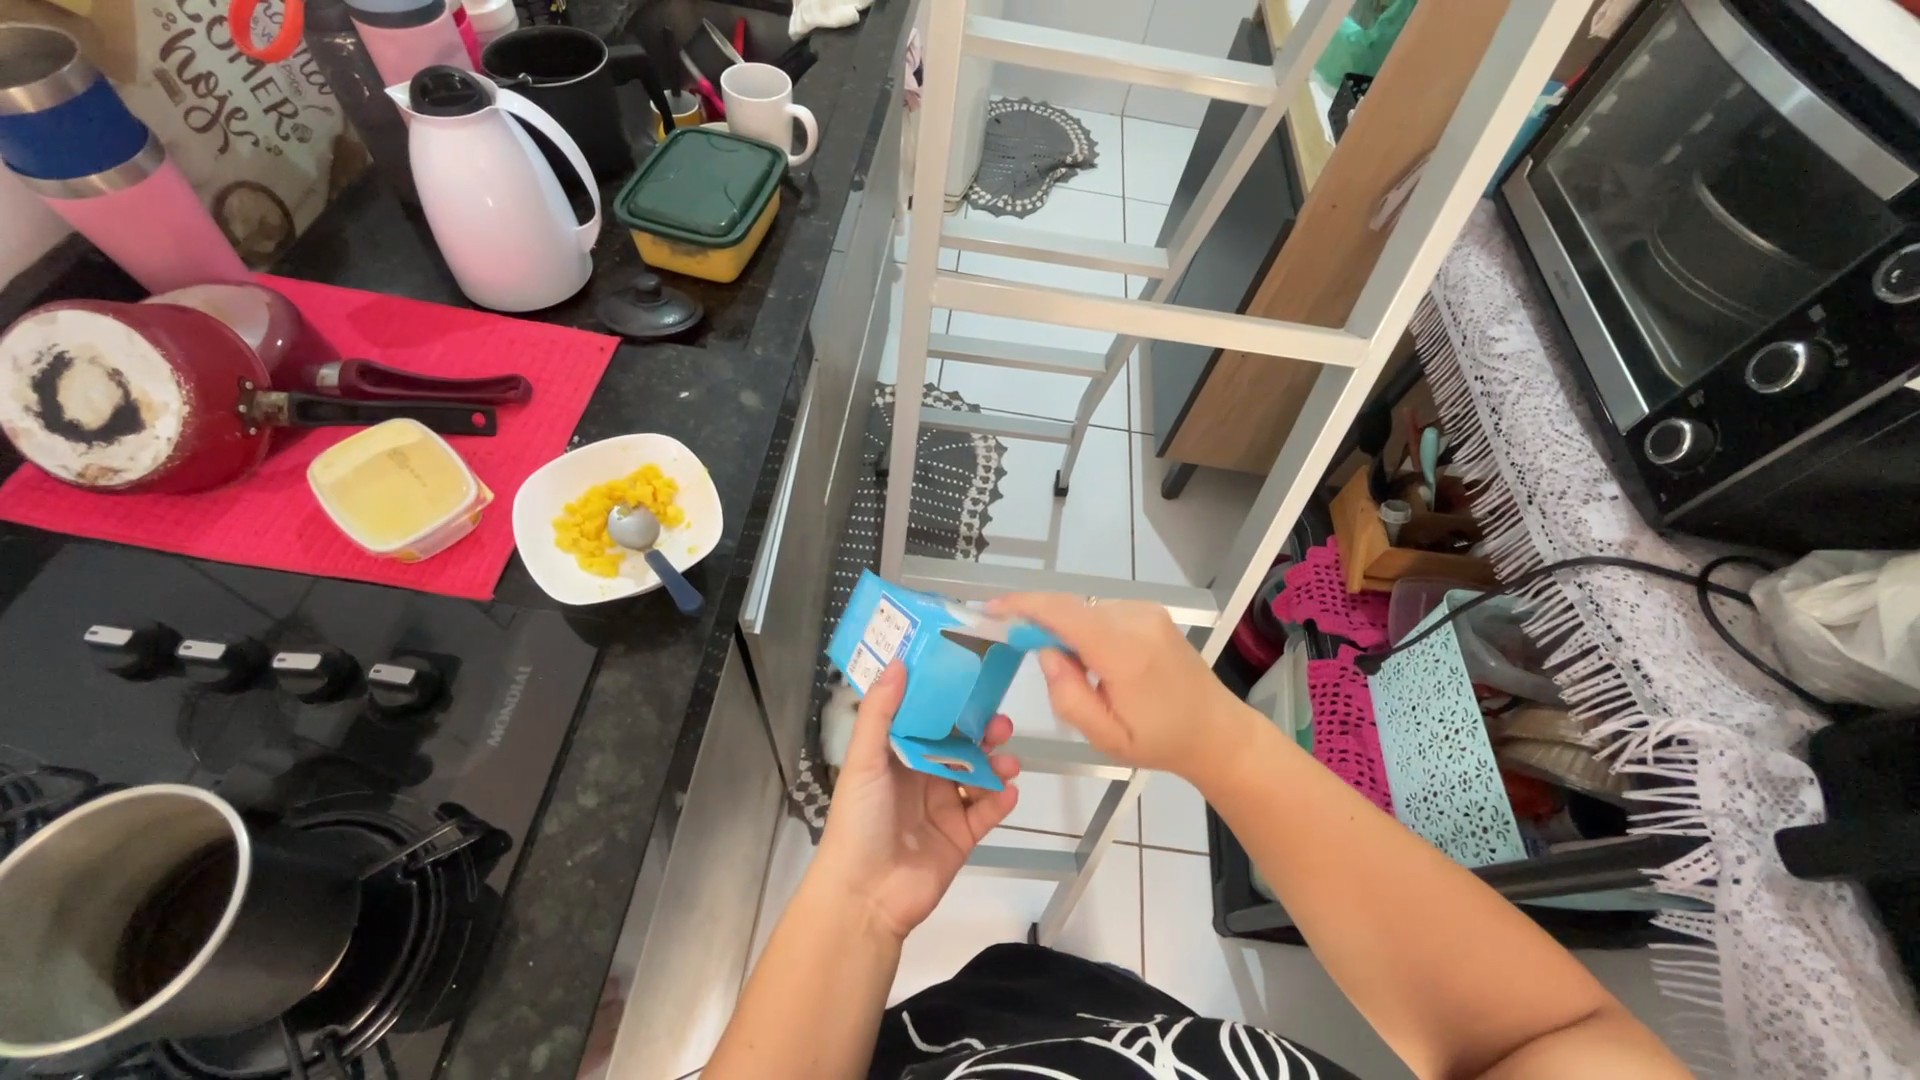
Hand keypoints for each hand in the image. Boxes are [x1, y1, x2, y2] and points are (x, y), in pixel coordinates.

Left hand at [813, 662, 1020, 940]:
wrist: (866, 894)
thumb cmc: (859, 819)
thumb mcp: (863, 760)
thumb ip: (881, 712)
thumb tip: (898, 662)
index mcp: (896, 756)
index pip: (927, 720)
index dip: (949, 701)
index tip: (973, 679)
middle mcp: (921, 777)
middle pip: (960, 746)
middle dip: (982, 733)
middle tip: (1001, 724)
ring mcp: (943, 807)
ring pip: (978, 776)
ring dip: (996, 765)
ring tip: (1008, 762)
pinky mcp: (961, 837)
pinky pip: (986, 812)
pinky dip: (1001, 800)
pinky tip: (1008, 791)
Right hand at [988, 594, 1253, 777]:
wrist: (1216, 730)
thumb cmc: (1159, 741)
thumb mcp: (1105, 736)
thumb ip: (1068, 695)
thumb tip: (1046, 651)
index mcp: (1125, 653)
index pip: (1065, 613)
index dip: (1024, 606)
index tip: (992, 608)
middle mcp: (1137, 620)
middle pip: (1071, 609)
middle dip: (1044, 628)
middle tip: (1043, 666)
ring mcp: (1147, 612)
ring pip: (1085, 610)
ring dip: (1069, 633)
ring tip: (1087, 678)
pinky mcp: (1151, 611)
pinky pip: (1102, 613)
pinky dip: (1087, 631)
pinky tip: (1101, 665)